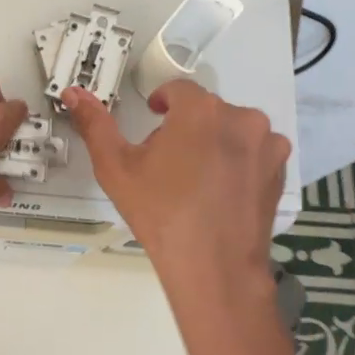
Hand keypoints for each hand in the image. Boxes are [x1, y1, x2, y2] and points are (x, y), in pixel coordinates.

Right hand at [63, 80, 289, 291]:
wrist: (213, 264)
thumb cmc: (160, 212)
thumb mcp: (116, 168)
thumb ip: (95, 125)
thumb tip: (73, 93)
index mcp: (200, 111)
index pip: (178, 89)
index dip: (161, 102)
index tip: (152, 118)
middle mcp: (241, 118)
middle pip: (206, 111)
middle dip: (186, 127)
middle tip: (166, 161)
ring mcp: (267, 145)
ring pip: (232, 131)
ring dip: (213, 143)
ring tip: (194, 180)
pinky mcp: (280, 170)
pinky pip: (254, 153)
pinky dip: (237, 163)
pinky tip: (218, 192)